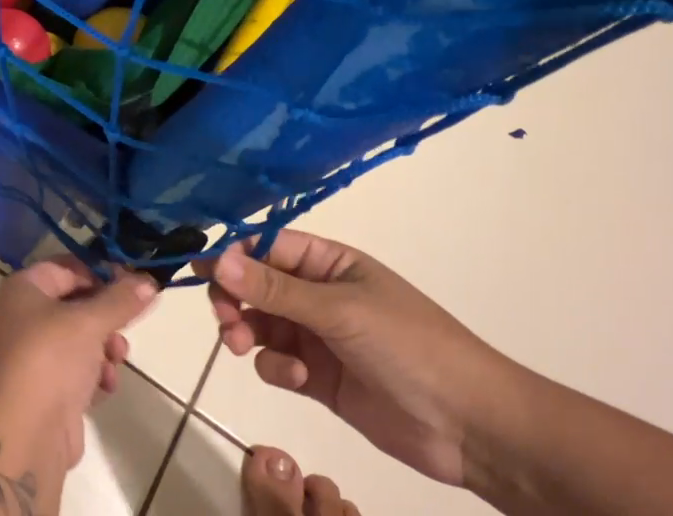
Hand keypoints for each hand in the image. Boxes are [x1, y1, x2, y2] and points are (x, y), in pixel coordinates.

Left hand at [0, 258, 158, 468]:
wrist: (24, 431)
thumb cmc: (50, 359)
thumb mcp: (89, 322)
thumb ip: (120, 301)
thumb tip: (148, 280)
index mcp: (23, 289)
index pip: (66, 267)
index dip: (100, 274)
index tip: (133, 287)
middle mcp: (23, 316)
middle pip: (76, 305)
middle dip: (106, 320)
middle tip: (123, 332)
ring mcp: (33, 353)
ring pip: (81, 340)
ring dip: (104, 352)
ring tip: (113, 364)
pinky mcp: (45, 387)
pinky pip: (77, 371)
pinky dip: (94, 377)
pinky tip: (103, 388)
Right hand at [195, 230, 514, 486]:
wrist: (473, 427)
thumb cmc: (412, 348)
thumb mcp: (340, 311)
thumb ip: (273, 288)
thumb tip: (214, 257)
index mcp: (329, 263)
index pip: (264, 246)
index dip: (230, 255)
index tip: (199, 272)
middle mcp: (317, 294)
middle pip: (252, 285)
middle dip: (232, 299)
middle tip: (224, 319)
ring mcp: (316, 336)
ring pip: (257, 323)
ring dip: (244, 332)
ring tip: (244, 348)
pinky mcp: (316, 376)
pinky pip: (274, 361)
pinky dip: (274, 367)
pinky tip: (294, 376)